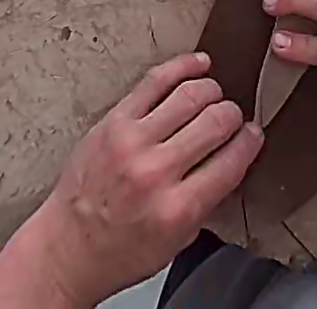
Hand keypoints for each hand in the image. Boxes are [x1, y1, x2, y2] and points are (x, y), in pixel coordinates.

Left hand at [0, 53, 261, 307]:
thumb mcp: (178, 241)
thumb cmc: (118, 252)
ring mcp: (132, 142)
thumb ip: (212, 196)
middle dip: (233, 115)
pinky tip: (199, 65)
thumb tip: (238, 150)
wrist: (63, 252)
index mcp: (177, 210)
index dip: (251, 139)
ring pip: (193, 93)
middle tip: (231, 118)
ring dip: (213, 91)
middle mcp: (155, 173)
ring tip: (214, 98)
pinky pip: (157, 78)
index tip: (253, 133)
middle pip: (218, 119)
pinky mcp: (114, 121)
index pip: (234, 157)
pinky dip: (185, 65)